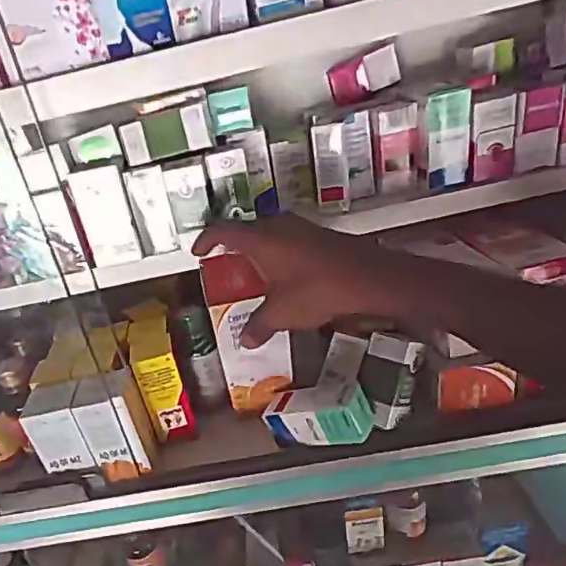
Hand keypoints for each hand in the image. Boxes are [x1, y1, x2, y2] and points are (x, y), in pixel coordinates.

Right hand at [191, 216, 415, 346]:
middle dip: (235, 248)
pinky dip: (280, 255)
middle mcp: (279, 225)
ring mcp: (302, 227)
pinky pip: (290, 240)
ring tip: (256, 275)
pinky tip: (286, 276)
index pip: (222, 231)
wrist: (367, 278)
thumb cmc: (317, 290)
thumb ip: (260, 325)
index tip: (198, 252)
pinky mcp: (321, 235)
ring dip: (260, 251)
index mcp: (261, 238)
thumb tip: (246, 340)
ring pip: (271, 234)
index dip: (206, 241)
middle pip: (247, 230)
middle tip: (228, 267)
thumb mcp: (282, 313)